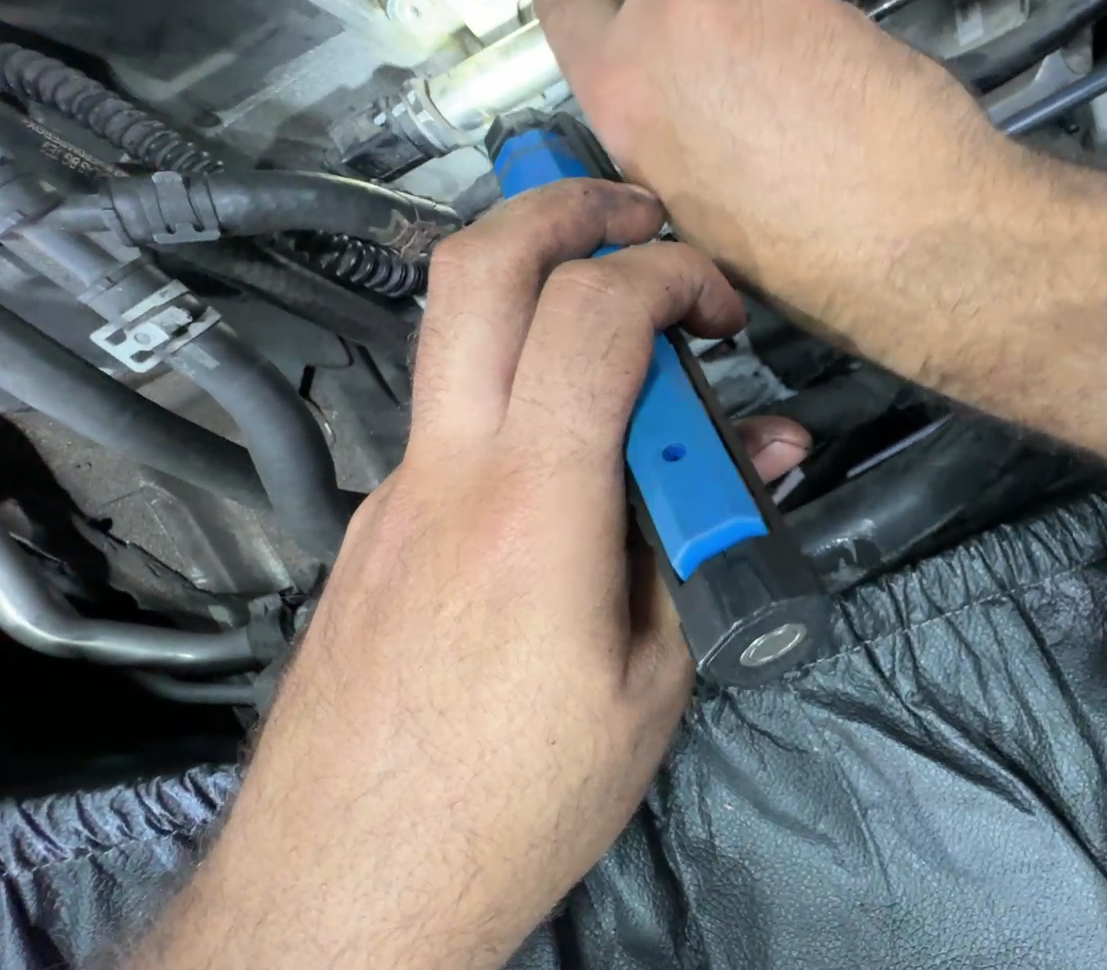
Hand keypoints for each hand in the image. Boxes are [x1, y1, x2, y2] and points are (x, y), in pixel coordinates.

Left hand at [130, 180, 808, 969]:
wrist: (344, 897)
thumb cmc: (524, 798)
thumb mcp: (660, 672)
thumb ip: (707, 542)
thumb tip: (762, 454)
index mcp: (537, 509)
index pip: (594, 318)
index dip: (672, 276)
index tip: (725, 313)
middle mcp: (449, 473)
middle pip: (480, 269)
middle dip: (571, 209)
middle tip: (646, 218)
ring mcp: (399, 493)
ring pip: (458, 330)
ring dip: (547, 292)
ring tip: (634, 331)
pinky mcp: (381, 525)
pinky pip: (458, 414)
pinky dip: (528, 389)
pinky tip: (581, 460)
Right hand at [531, 0, 1024, 305]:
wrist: (912, 241)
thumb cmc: (805, 264)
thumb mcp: (694, 224)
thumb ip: (667, 150)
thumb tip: (682, 138)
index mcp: (624, 96)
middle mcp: (675, 28)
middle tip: (698, 14)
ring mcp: (755, 0)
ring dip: (750, 21)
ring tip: (793, 93)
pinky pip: (797, 5)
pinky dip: (807, 37)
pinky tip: (838, 95)